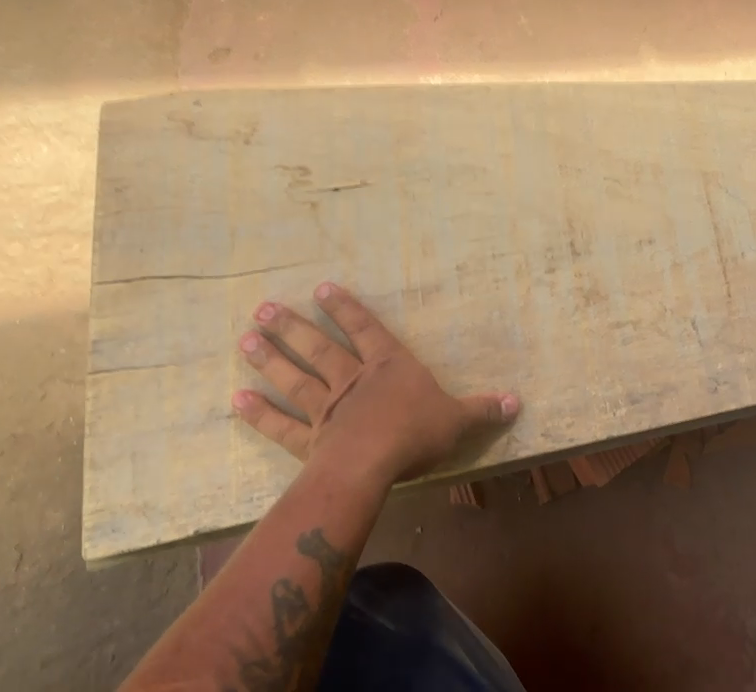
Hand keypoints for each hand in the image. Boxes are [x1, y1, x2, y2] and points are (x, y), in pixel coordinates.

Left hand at [232, 282, 519, 486]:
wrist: (372, 465)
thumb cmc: (417, 433)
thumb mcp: (459, 419)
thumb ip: (484, 409)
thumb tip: (518, 402)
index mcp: (390, 368)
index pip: (367, 330)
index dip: (346, 310)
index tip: (320, 290)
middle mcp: (354, 381)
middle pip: (321, 349)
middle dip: (294, 327)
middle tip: (264, 308)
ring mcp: (327, 409)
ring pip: (296, 378)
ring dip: (272, 358)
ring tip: (246, 338)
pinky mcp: (308, 440)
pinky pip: (280, 425)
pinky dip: (259, 413)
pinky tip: (237, 399)